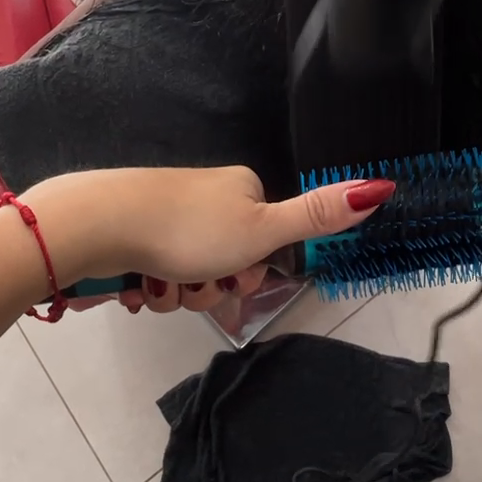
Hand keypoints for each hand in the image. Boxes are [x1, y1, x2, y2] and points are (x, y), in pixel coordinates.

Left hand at [19, 167, 393, 312]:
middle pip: (224, 265)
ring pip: (186, 277)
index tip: (231, 275)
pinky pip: (153, 275)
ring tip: (156, 283)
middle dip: (208, 288)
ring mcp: (165, 214)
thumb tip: (384, 187)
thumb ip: (318, 216)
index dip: (249, 274)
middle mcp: (204, 198)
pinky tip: (134, 285)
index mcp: (239, 191)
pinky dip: (147, 288)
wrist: (97, 224)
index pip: (263, 248)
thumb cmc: (186, 230)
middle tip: (191, 282)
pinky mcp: (131, 234)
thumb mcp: (261, 230)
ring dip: (175, 294)